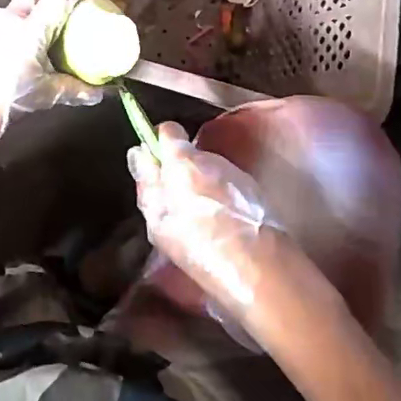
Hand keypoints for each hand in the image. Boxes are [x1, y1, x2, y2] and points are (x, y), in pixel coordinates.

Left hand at [0, 0, 107, 146]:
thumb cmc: (0, 102)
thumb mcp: (45, 96)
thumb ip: (75, 90)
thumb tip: (98, 91)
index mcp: (30, 30)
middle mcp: (11, 19)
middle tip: (74, 2)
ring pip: (20, 2)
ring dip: (39, 4)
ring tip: (53, 23)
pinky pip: (8, 17)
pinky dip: (24, 20)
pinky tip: (30, 41)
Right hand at [127, 123, 283, 329]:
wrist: (261, 269)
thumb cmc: (200, 247)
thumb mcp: (159, 223)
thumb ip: (148, 184)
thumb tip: (139, 153)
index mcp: (183, 161)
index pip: (168, 130)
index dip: (159, 145)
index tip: (156, 167)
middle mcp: (211, 158)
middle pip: (190, 153)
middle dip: (181, 170)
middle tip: (175, 202)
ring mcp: (236, 172)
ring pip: (210, 170)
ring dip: (202, 184)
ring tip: (201, 218)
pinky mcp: (256, 190)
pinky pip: (229, 185)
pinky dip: (223, 197)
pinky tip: (224, 225)